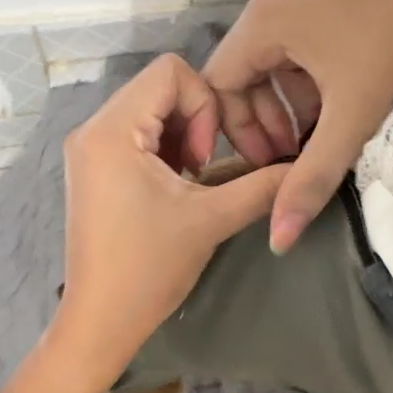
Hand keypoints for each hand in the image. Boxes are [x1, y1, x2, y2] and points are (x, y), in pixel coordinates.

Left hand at [52, 54, 286, 374]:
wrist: (101, 321)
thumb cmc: (149, 269)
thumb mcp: (211, 220)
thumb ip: (263, 186)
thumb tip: (303, 167)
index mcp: (111, 130)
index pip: (170, 71)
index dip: (205, 104)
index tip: (205, 160)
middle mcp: (92, 129)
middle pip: (159, 89)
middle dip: (197, 122)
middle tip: (204, 172)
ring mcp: (89, 152)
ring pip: (150, 113)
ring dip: (184, 139)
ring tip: (194, 184)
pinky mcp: (93, 173)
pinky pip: (136, 138)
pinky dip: (165, 153)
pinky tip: (177, 191)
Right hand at [205, 0, 392, 252]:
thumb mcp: (354, 118)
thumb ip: (312, 180)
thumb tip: (279, 241)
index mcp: (263, 17)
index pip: (218, 84)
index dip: (237, 132)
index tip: (271, 163)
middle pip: (244, 69)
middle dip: (266, 119)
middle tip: (296, 156)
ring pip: (274, 54)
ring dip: (290, 99)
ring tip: (322, 132)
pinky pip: (299, 33)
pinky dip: (309, 71)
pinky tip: (341, 95)